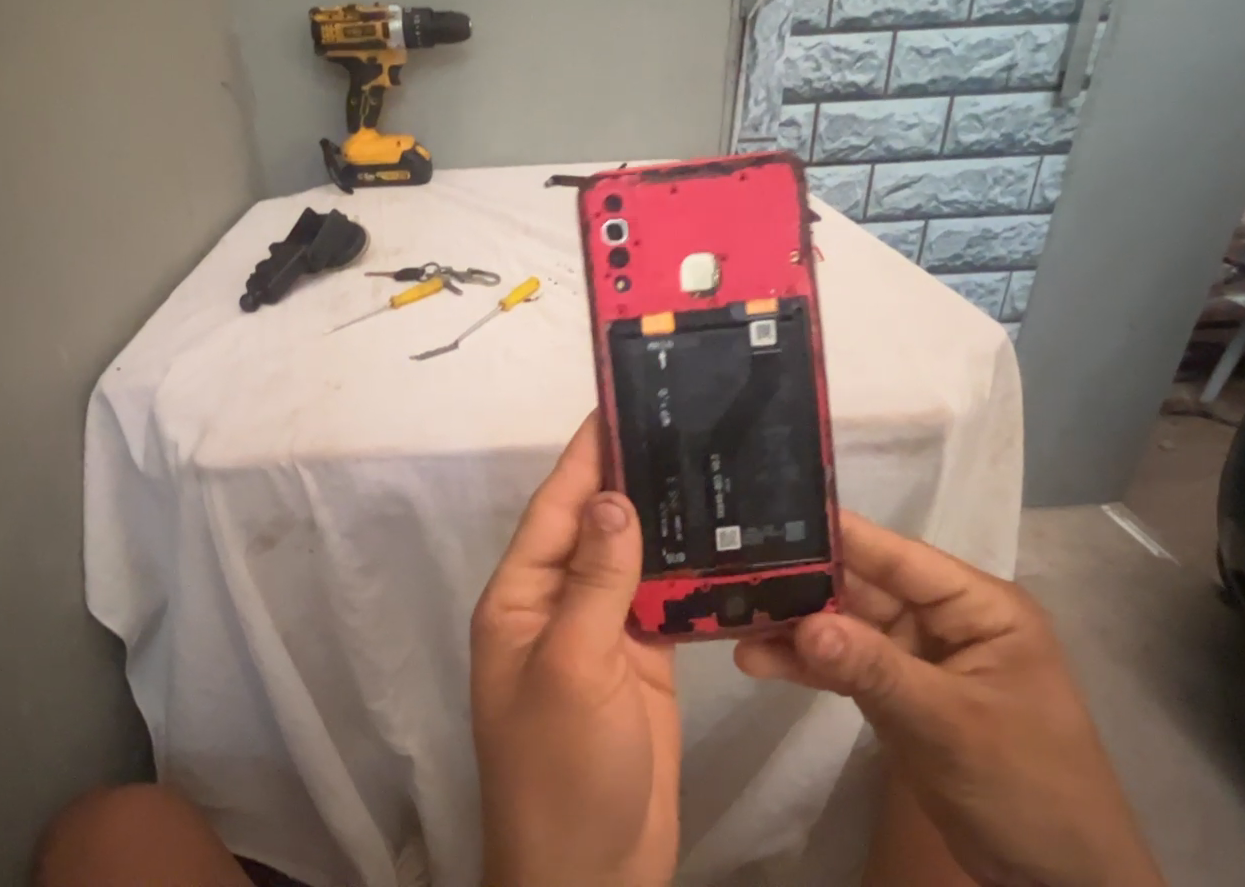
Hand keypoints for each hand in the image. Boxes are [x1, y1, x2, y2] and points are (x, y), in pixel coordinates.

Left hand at [471, 414, 679, 886]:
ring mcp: (601, 634)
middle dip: (631, 479)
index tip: (619, 404)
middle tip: (682, 428)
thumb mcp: (570, 668)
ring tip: (709, 469)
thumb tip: (610, 499)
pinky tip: (724, 545)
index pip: (554, 509)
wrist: (593, 872)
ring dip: (665, 524)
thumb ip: (593, 582)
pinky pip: (664, 604)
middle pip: (596, 527)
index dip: (585, 456)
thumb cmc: (561, 769)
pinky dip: (689, 577)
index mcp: (521, 598)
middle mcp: (557, 605)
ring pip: (633, 562)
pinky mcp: (642, 662)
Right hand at [736, 513, 1163, 886]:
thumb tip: (805, 626)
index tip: (770, 513)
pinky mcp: (893, 692)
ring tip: (729, 622)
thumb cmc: (1028, 784)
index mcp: (977, 606)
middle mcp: (942, 619)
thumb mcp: (952, 723)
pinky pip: (840, 666)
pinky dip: (802, 665)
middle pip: (859, 587)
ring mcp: (914, 656)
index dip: (837, 535)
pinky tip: (755, 661)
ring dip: (792, 628)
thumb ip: (876, 669)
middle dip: (798, 584)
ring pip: (841, 626)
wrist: (1054, 878)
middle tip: (729, 573)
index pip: (897, 557)